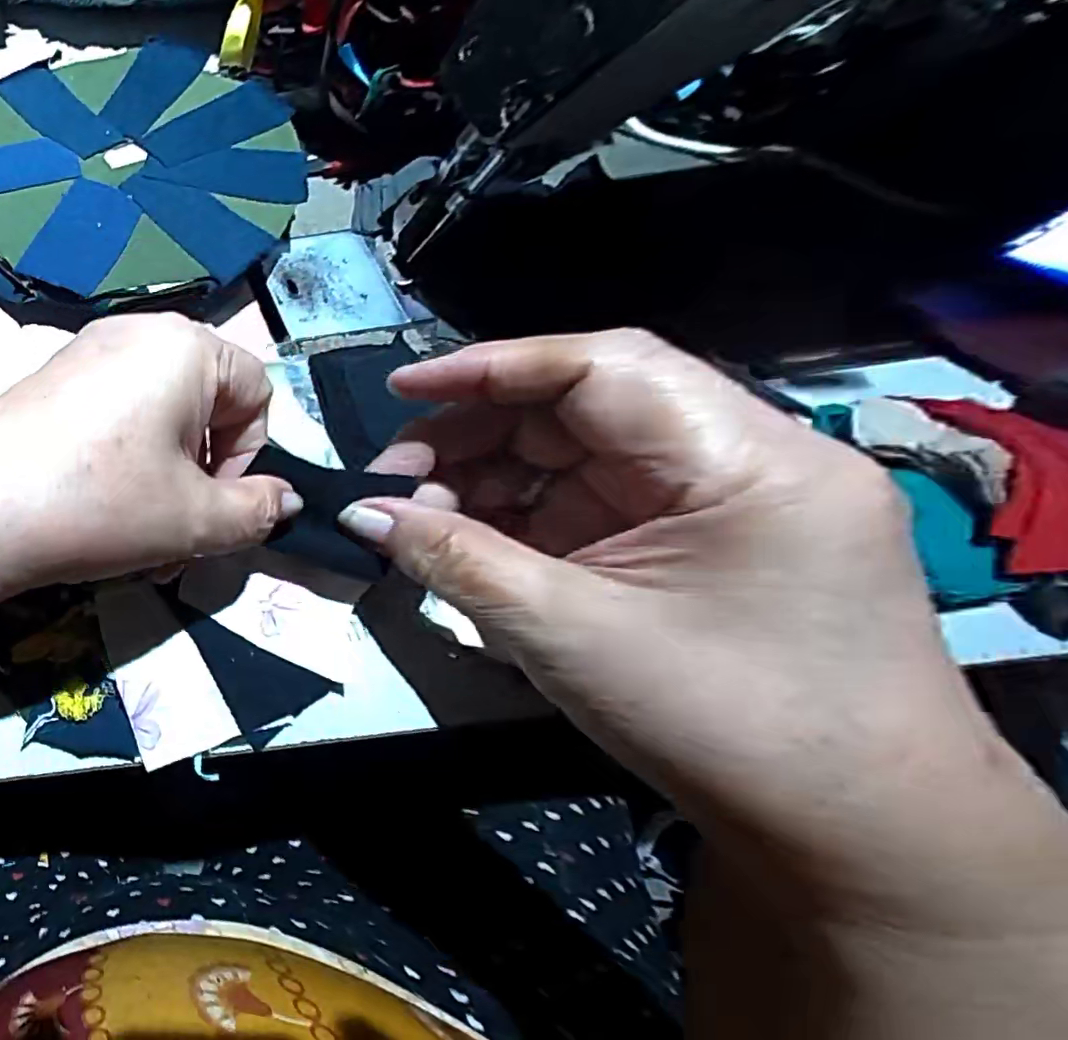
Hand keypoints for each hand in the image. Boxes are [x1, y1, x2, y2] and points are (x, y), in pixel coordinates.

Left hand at [0, 314, 296, 620]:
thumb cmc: (100, 505)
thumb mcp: (194, 520)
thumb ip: (256, 511)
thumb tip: (282, 500)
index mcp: (186, 347)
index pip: (256, 395)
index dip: (247, 458)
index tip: (212, 505)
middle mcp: (138, 333)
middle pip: (204, 407)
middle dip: (201, 477)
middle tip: (175, 534)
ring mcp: (87, 352)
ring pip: (158, 420)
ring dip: (164, 481)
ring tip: (137, 537)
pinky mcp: (52, 380)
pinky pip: (114, 417)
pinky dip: (123, 464)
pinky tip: (98, 511)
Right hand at [342, 330, 1067, 931]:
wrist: (840, 833)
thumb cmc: (717, 720)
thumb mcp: (561, 628)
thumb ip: (450, 556)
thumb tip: (357, 513)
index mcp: (743, 459)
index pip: (601, 368)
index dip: (490, 366)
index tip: (402, 388)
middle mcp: (731, 458)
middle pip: (574, 410)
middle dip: (471, 437)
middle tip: (390, 479)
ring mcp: (703, 499)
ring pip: (567, 455)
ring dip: (482, 479)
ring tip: (413, 518)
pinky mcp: (677, 539)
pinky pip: (576, 502)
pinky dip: (509, 516)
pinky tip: (458, 538)